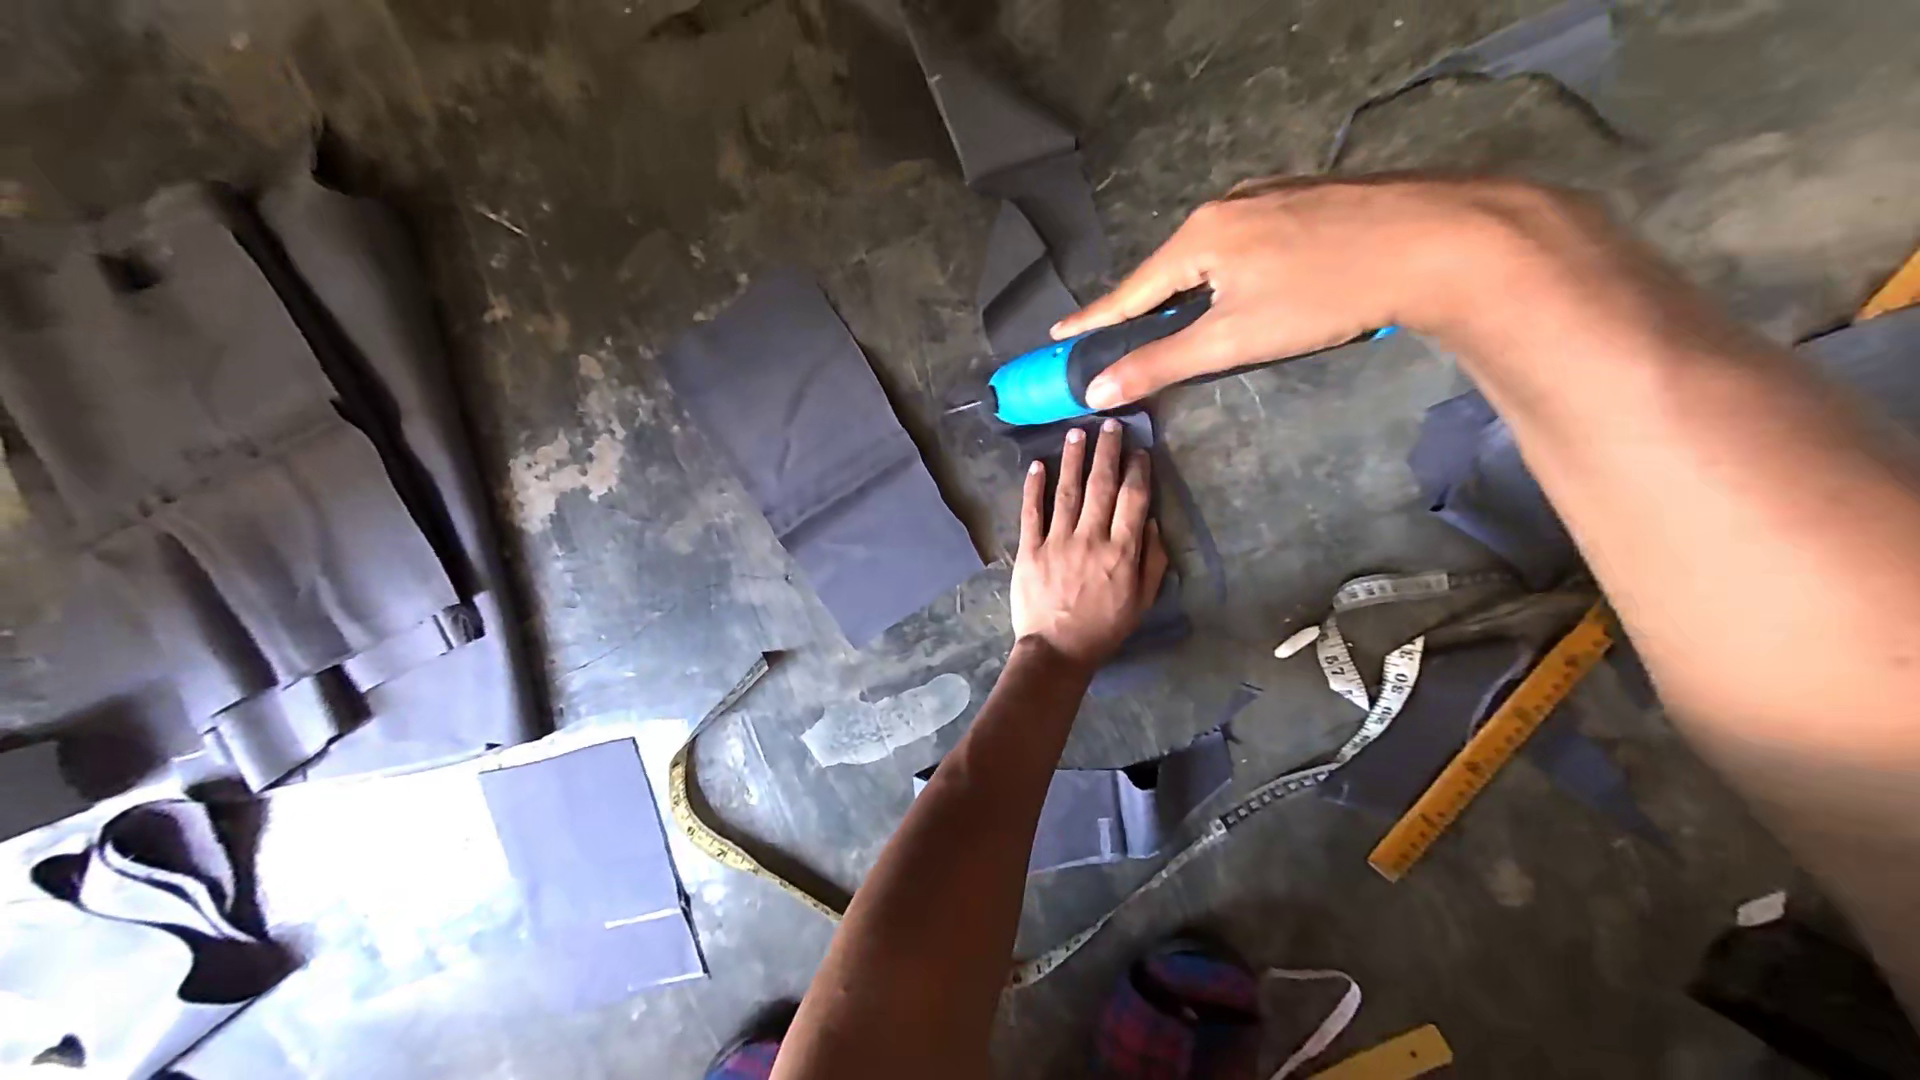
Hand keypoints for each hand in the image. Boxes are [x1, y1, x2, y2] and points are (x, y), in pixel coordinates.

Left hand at [1011, 418, 1169, 669]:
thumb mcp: (1141, 600)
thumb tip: (1152, 520)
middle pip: (1101, 486)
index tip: (1138, 449)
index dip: (1137, 470)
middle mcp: (1091, 539)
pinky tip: (1037, 464)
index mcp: (1122, 551)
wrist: (1058, 651)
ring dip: (1073, 459)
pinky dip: (1034, 487)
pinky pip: (1031, 512)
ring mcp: (1057, 542)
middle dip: (1107, 451)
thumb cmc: (1104, 628)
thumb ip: (1152, 559)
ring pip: (1067, 492)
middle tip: (1109, 424)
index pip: (1133, 499)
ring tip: (1076, 432)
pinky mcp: (1029, 550)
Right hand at [1049, 175, 1607, 409]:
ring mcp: (1267, 198)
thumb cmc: (1323, 295)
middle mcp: (1225, 207)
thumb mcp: (1232, 339)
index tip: (1057, 335)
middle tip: (1117, 337)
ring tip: (1175, 321)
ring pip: (1205, 254)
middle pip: (1165, 269)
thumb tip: (1096, 391)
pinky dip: (1221, 272)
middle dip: (1139, 306)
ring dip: (1183, 290)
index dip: (1092, 319)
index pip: (1129, 290)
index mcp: (1199, 237)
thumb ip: (1160, 363)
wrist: (1441, 240)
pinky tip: (1237, 288)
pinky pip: (1240, 242)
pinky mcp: (1302, 201)